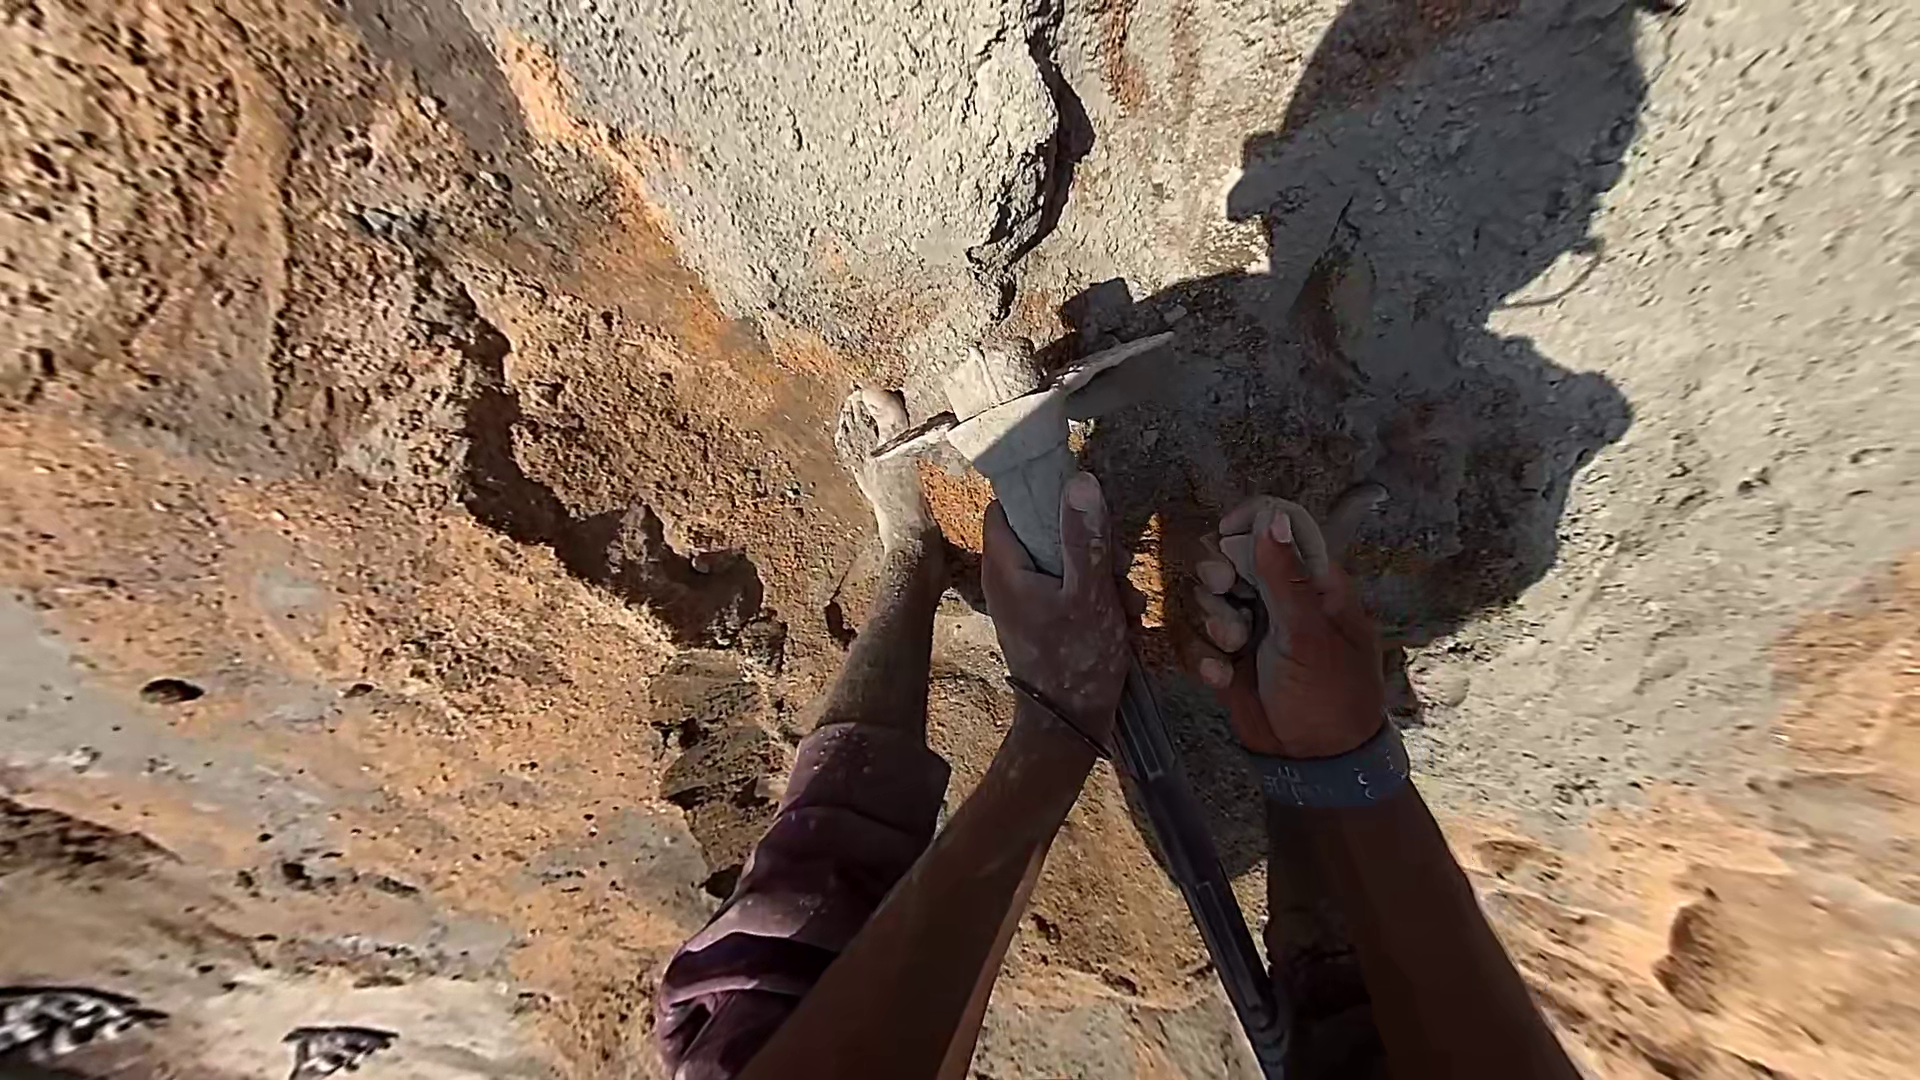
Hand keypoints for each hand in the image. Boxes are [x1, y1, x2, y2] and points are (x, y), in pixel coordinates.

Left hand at [981, 472, 1129, 738]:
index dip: (1039, 497)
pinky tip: (1122, 615)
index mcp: (1005, 566)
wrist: (1071, 723)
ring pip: (1061, 560)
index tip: (1077, 502)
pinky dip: (1094, 594)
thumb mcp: (1089, 593)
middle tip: (1116, 564)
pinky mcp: (1040, 615)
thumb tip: (1079, 481)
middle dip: (1085, 542)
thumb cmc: (1076, 659)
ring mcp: (1023, 598)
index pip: (1006, 507)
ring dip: (1098, 572)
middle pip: (1042, 532)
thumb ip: (1084, 538)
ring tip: (1126, 601)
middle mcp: (1006, 577)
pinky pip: (1066, 586)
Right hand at [1190, 496, 1384, 757]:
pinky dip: (1201, 654)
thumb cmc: (1327, 696)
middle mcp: (1274, 594)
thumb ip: (1284, 578)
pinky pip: (1193, 635)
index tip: (1224, 537)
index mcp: (1311, 582)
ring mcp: (1246, 622)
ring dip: (1210, 620)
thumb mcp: (1309, 636)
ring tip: (1232, 649)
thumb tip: (1271, 519)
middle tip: (1224, 593)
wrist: (1310, 762)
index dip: (1247, 522)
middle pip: (1225, 556)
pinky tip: (1219, 677)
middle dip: (1217, 577)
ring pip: (1203, 596)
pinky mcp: (1221, 651)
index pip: (1278, 525)